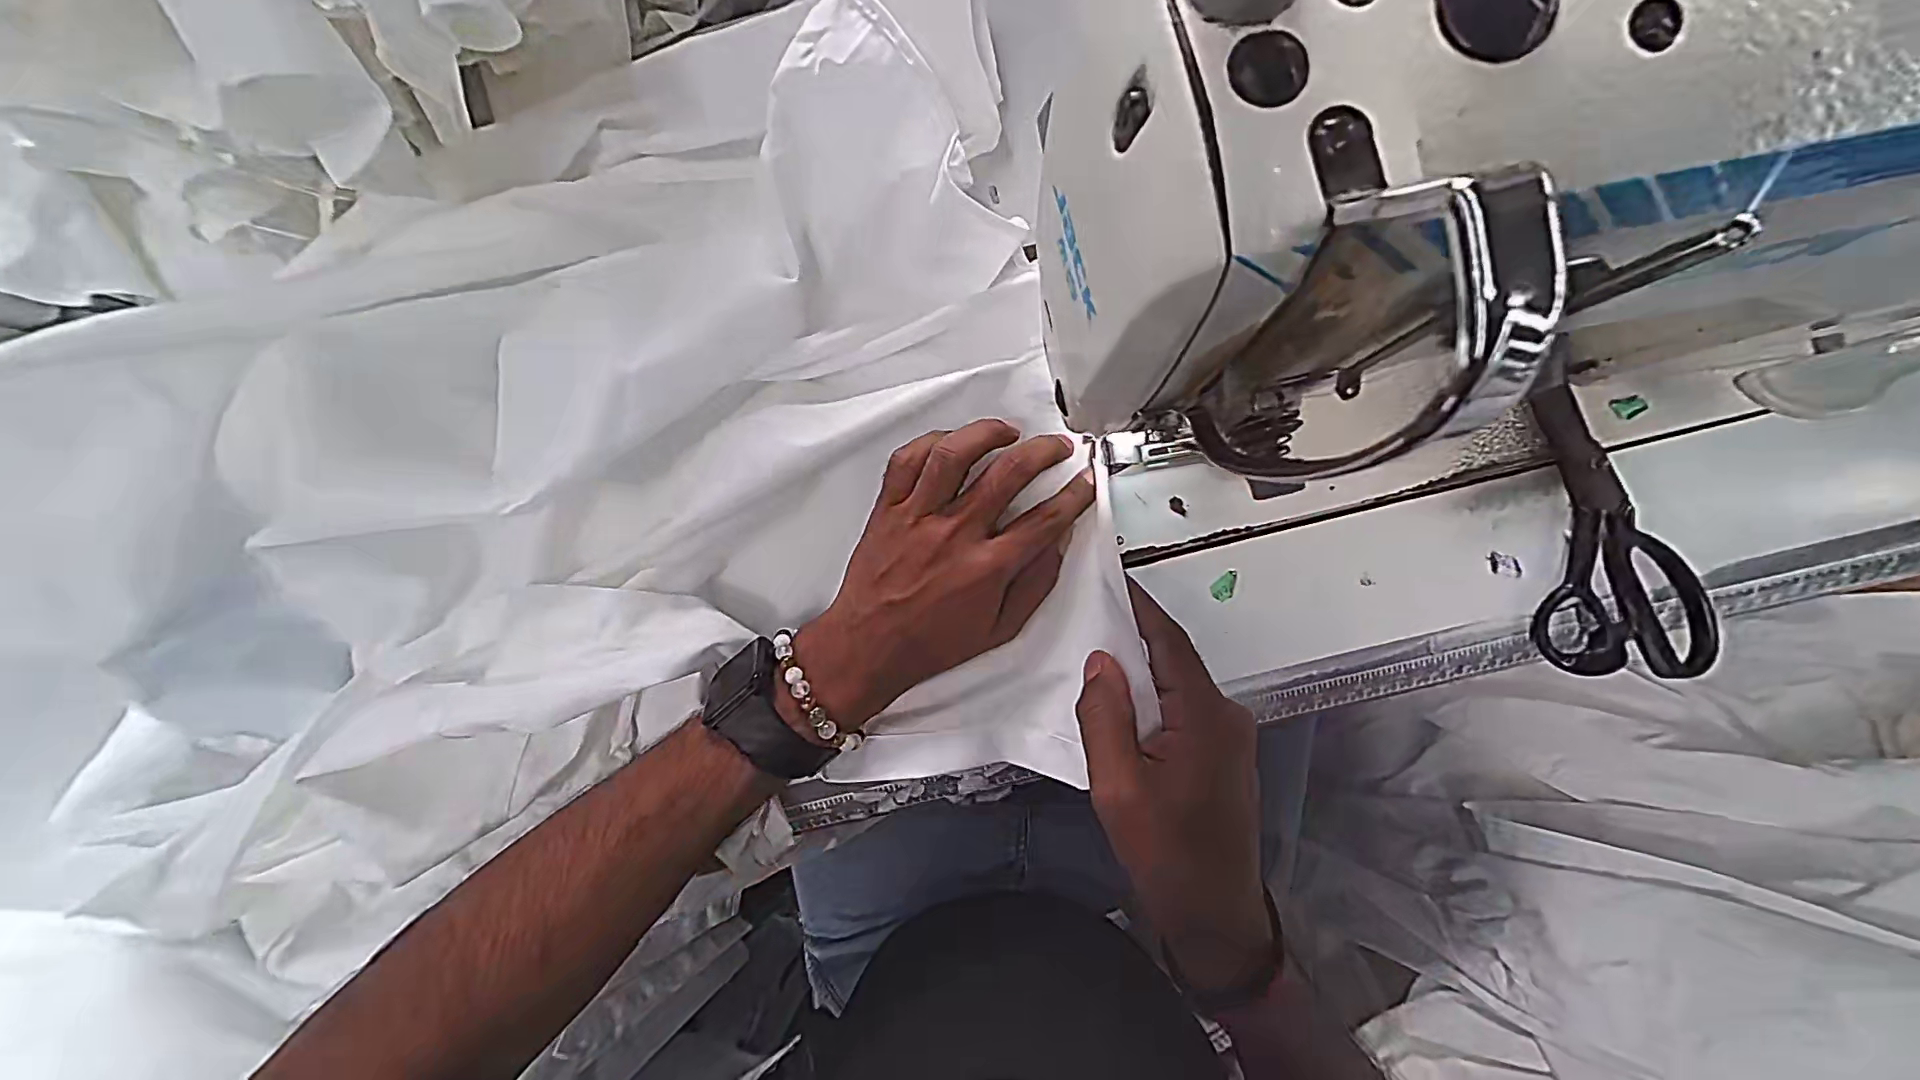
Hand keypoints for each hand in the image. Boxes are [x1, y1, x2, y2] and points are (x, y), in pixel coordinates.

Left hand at [792, 420, 1096, 731]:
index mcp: (986, 567)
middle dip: (1044, 451)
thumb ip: (1034, 585)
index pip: (1045, 518)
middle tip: (1055, 448)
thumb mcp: (998, 628)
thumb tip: (1056, 547)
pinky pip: (906, 461)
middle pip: (1009, 472)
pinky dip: (930, 442)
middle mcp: (954, 535)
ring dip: (987, 433)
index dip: (1074, 494)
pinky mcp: (888, 510)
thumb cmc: (927, 642)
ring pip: (954, 454)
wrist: (869, 646)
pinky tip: (949, 442)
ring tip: (1007, 431)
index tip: (1083, 481)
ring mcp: (918, 518)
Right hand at [1077, 579, 1271, 996]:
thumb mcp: (1117, 787)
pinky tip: (1124, 702)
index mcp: (1203, 716)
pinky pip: (1183, 706)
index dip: (1140, 607)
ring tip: (1097, 654)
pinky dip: (1154, 695)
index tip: (1112, 577)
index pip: (1169, 642)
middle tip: (1091, 614)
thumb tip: (1100, 661)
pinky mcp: (1224, 752)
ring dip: (1142, 668)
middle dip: (1134, 634)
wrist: (1215, 916)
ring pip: (1178, 684)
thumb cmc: (1165, 853)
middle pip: (1175, 659)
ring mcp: (1230, 735)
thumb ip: (1104, 718)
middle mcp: (1226, 715)